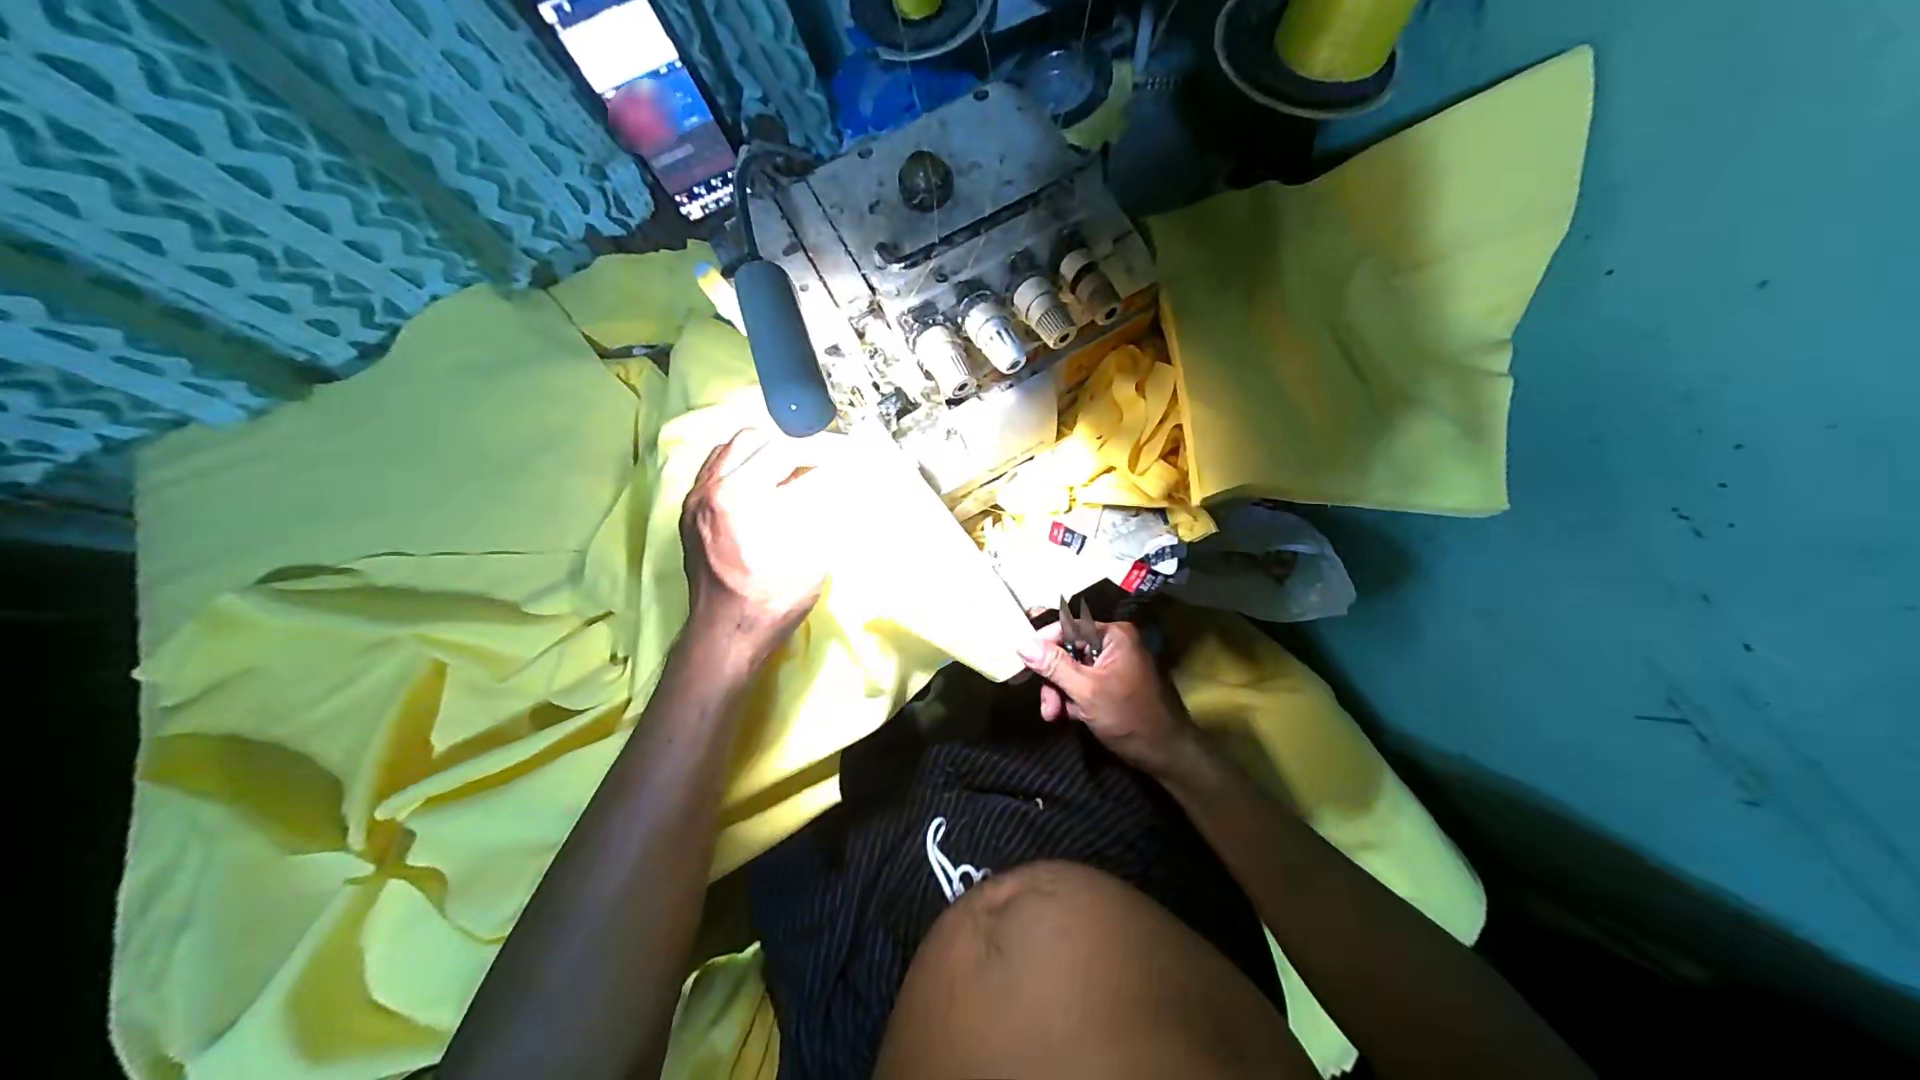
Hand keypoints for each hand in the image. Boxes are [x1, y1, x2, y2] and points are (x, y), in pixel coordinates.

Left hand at [680, 428, 829, 664]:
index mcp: (739, 495)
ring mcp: (695, 499)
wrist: (726, 632)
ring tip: (792, 472)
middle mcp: (710, 488)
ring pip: (730, 449)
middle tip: (819, 465)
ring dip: (765, 453)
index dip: (820, 452)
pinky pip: (715, 470)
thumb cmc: (772, 598)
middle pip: (755, 440)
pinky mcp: (691, 513)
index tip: (843, 457)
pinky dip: (742, 466)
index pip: (785, 452)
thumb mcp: (811, 552)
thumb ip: (822, 506)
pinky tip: (763, 487)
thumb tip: (837, 479)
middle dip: (792, 447)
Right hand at [1016, 618, 1203, 777]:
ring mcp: (1113, 664)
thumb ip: (1054, 666)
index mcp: (1113, 635)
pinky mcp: (1111, 684)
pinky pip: (1082, 683)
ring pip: (1071, 670)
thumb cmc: (1129, 717)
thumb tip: (1022, 644)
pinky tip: (1073, 717)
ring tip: (1057, 716)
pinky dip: (1072, 700)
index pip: (1067, 626)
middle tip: (1046, 704)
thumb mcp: (1086, 691)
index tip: (1022, 661)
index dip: (1043, 643)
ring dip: (1060, 693)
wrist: (1165, 754)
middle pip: (1066, 651)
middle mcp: (1113, 644)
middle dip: (1053, 678)